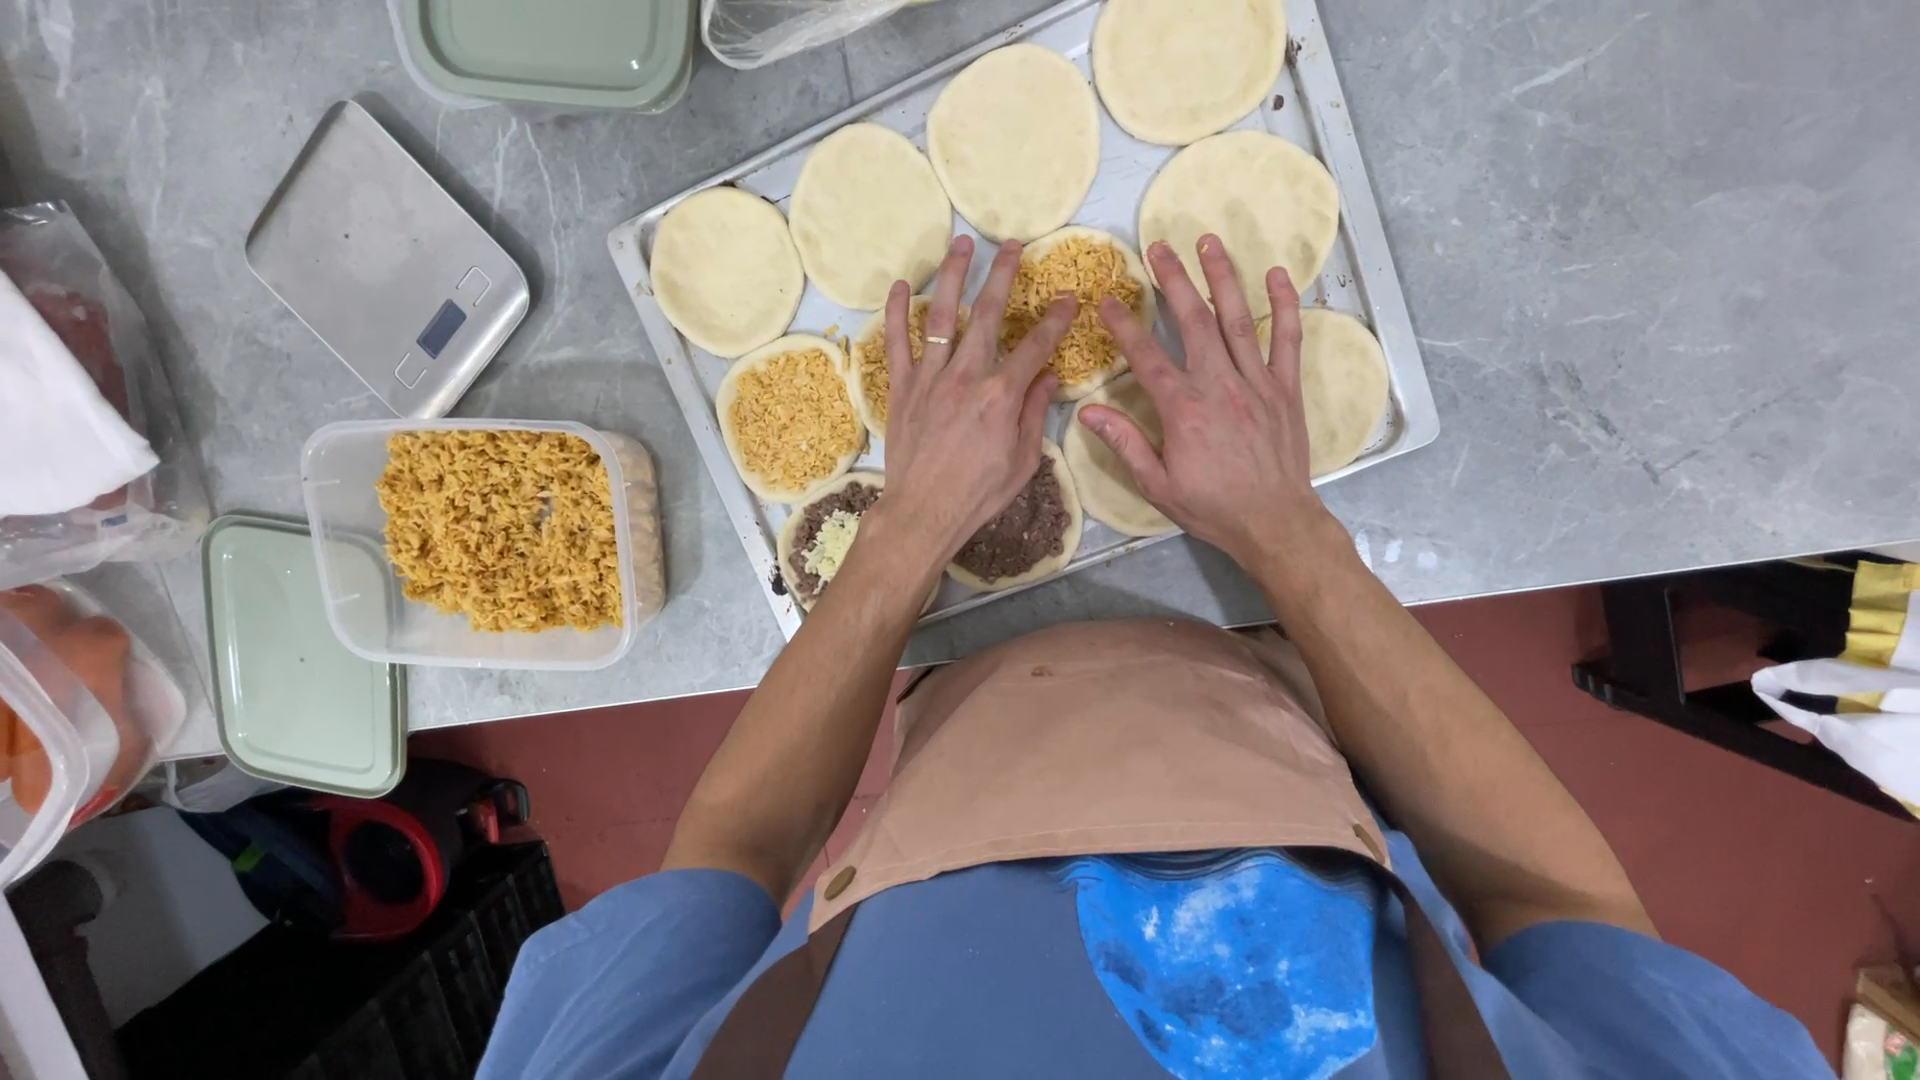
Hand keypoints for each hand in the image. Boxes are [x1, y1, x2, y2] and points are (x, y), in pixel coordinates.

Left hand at [872, 235, 1075, 567]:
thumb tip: (1048, 377)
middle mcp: (966, 376)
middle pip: (988, 314)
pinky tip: (899, 286)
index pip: (1036, 346)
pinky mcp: (901, 389)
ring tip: (960, 244)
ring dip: (952, 276)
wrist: (923, 512)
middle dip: (1003, 275)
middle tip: (1012, 244)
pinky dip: (896, 313)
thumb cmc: (978, 494)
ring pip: (941, 316)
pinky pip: (896, 344)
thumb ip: (1034, 414)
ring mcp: (929, 379)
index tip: (1068, 298)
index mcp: (1001, 396)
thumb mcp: (1022, 461)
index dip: (1055, 320)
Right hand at [1080, 236, 1333, 572]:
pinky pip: (1287, 340)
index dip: (1125, 326)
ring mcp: (1257, 383)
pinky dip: (1284, 305)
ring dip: (1222, 278)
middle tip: (1158, 246)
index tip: (1108, 301)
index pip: (1147, 357)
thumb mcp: (1156, 485)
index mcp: (1183, 410)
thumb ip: (1124, 444)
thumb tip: (1089, 413)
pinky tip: (1278, 275)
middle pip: (1194, 321)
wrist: (1273, 521)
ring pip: (1237, 320)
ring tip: (1208, 242)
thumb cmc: (1211, 507)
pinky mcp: (1285, 389)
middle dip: (1174, 280)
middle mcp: (1219, 385)